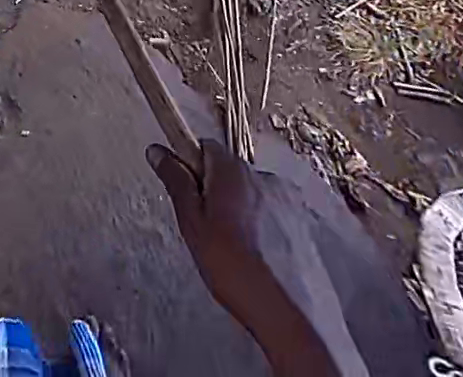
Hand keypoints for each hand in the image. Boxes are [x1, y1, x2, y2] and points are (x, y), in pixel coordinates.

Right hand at [148, 142, 343, 376]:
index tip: (186, 190)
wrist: (287, 315)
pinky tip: (257, 257)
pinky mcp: (306, 227)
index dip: (191, 164)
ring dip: (240, 209)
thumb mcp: (191, 221)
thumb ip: (175, 181)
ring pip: (251, 194)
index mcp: (233, 170)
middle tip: (205, 225)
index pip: (205, 146)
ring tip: (234, 247)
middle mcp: (264, 177)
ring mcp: (289, 202)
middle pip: (229, 171)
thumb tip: (157, 151)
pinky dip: (263, 227)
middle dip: (215, 190)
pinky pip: (274, 215)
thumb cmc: (231, 264)